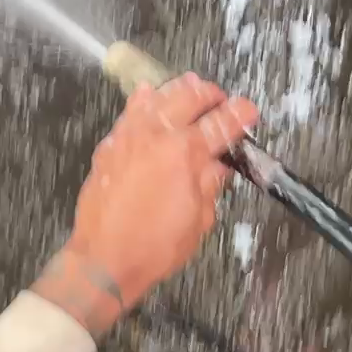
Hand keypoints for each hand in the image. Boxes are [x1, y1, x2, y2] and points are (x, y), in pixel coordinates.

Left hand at [34, 74, 257, 333]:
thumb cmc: (150, 248)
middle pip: (188, 95)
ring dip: (177, 91)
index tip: (247, 112)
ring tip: (189, 93)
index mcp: (184, 154)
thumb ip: (210, 185)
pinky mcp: (107, 148)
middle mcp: (155, 138)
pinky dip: (143, 103)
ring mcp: (127, 139)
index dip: (240, 114)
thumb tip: (217, 167)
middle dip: (210, 94)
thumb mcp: (198, 219)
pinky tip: (149, 101)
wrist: (104, 259)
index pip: (221, 123)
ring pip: (155, 95)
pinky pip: (128, 113)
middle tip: (220, 102)